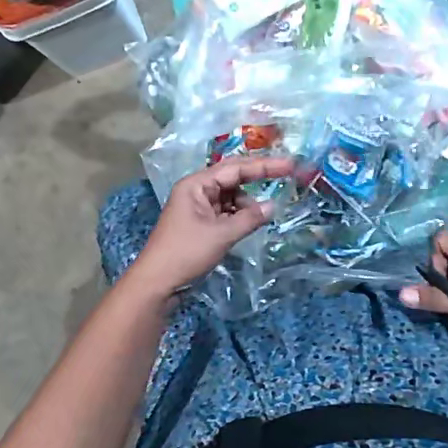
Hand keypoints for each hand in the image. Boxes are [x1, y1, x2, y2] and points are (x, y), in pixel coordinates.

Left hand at [127, 156, 294, 295]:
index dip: (264, 165)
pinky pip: (225, 213)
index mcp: (196, 185)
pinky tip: (249, 225)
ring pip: (230, 198)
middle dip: (257, 180)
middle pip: (232, 179)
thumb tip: (272, 206)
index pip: (235, 168)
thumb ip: (249, 218)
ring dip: (246, 205)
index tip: (289, 164)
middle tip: (287, 176)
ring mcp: (197, 208)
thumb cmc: (186, 253)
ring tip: (259, 219)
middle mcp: (196, 191)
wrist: (157, 282)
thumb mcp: (221, 234)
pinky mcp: (200, 225)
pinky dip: (238, 217)